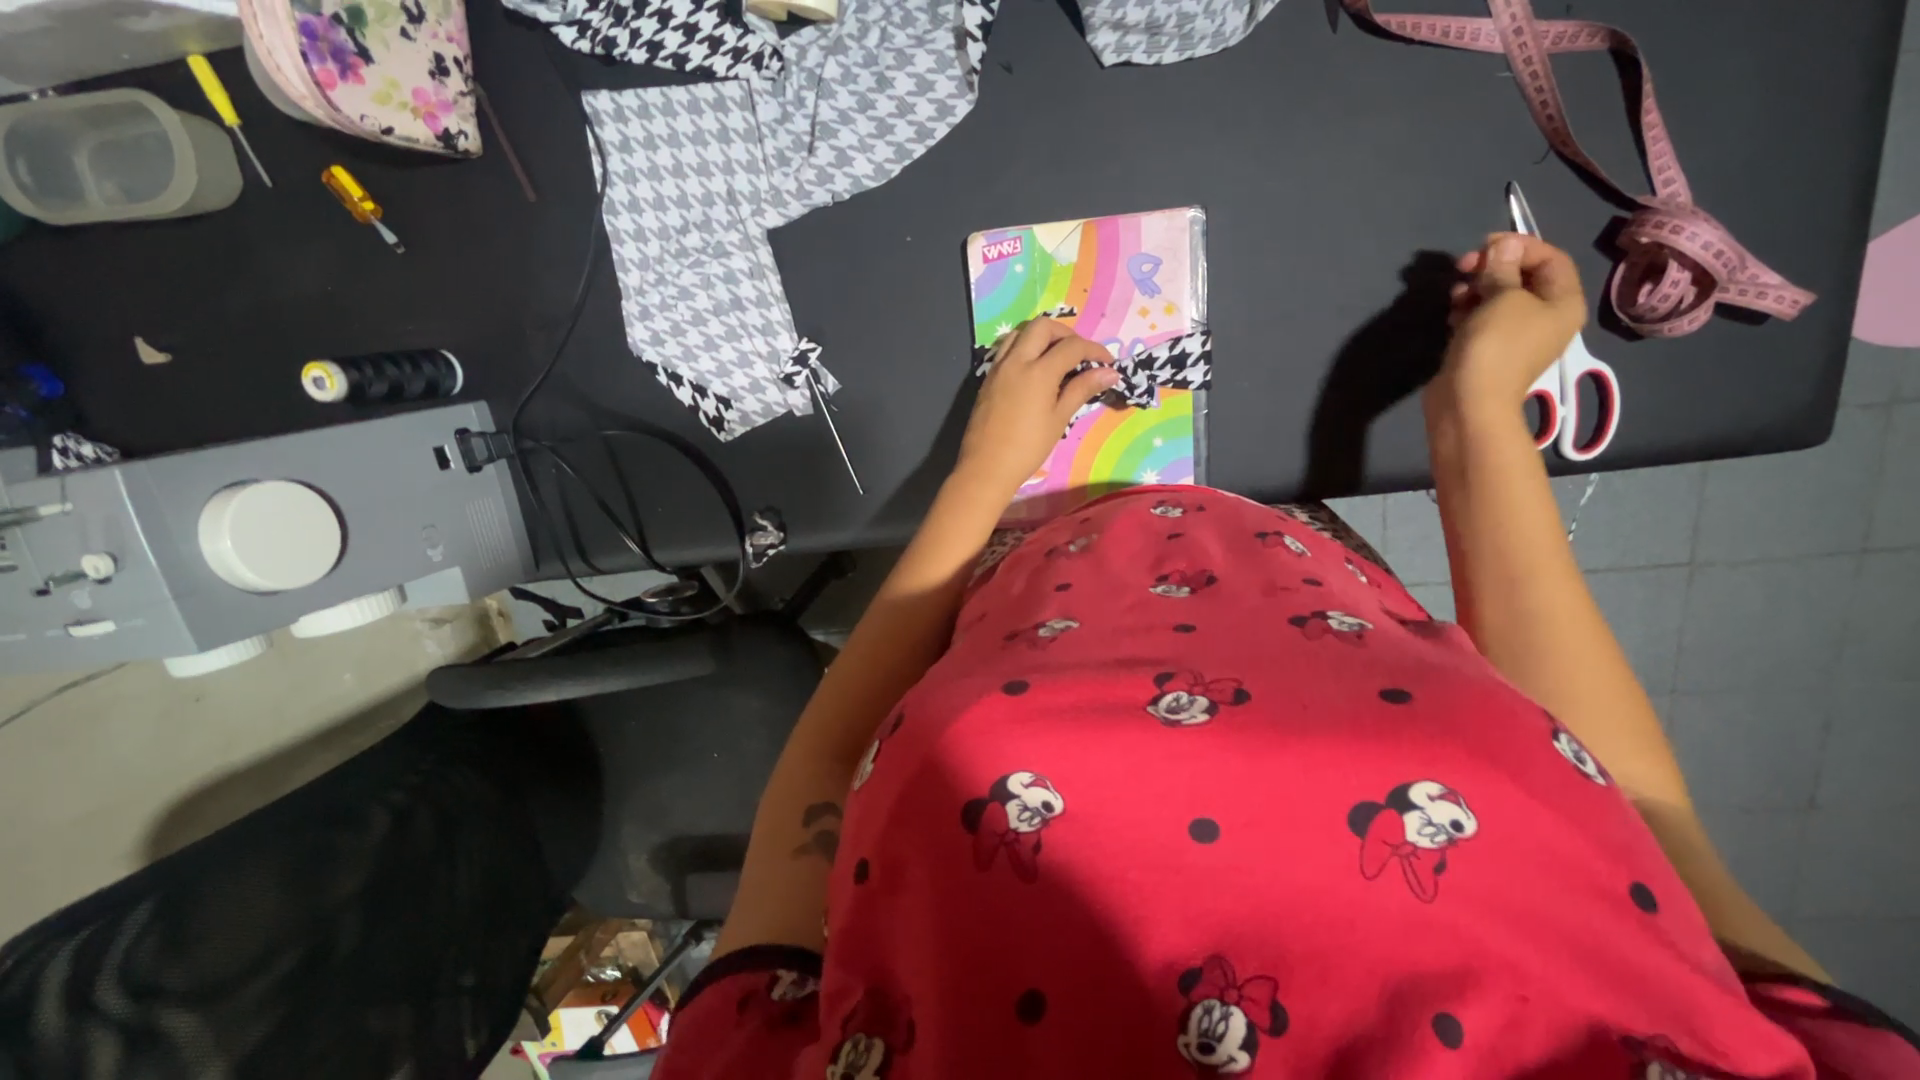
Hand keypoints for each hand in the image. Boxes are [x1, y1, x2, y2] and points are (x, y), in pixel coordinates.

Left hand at [954, 318, 1117, 498]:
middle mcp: (1016, 360)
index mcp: (1038, 371)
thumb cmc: (1028, 447)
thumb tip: (1110, 373)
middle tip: (1080, 356)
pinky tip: (1034, 370)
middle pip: (1043, 327)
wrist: (986, 467)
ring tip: (1057, 358)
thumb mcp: (1059, 418)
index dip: (1094, 351)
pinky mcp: (988, 377)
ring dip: (1042, 337)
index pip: (1072, 346)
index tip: (1108, 364)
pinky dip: (1024, 348)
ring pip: (1021, 333)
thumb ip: (1082, 389)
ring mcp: (998, 367)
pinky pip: (1007, 348)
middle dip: (1066, 334)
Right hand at [1434, 233, 1587, 411]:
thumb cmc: (1495, 344)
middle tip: (1463, 265)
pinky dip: (1468, 310)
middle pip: (1524, 277)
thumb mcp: (1501, 297)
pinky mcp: (1489, 348)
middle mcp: (1546, 317)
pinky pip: (1482, 318)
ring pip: (1499, 297)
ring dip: (1476, 288)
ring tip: (1456, 293)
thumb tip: (1502, 247)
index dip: (1520, 245)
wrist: (1469, 400)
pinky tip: (1452, 313)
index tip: (1485, 244)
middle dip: (1493, 266)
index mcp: (1563, 302)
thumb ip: (1502, 266)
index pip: (1551, 258)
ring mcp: (1516, 335)